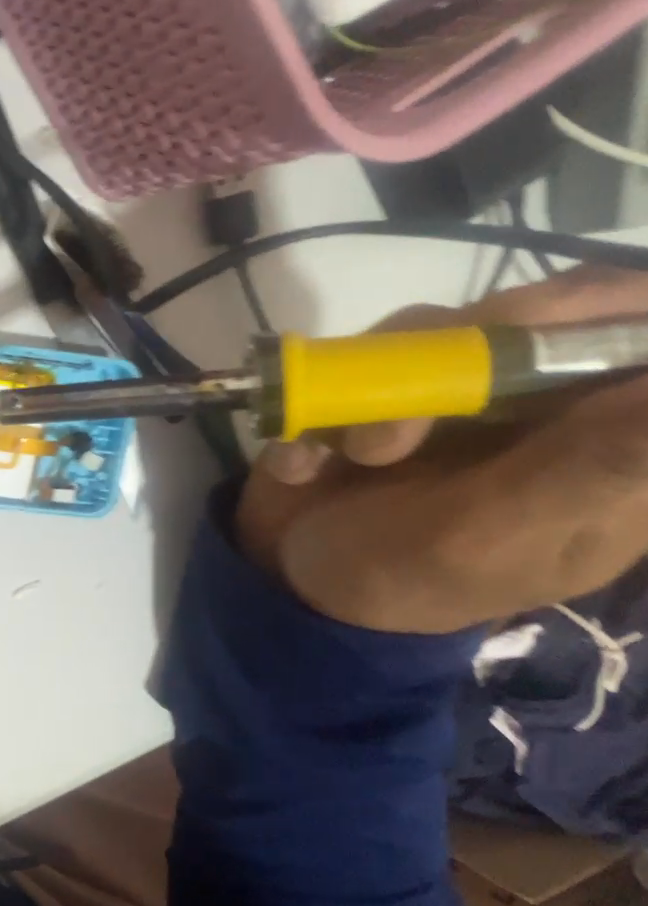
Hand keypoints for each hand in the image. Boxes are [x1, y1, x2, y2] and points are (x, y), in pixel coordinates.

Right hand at [236, 267, 647, 633]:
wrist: (291, 589)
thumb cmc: (404, 581)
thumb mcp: (494, 537)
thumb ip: (587, 467)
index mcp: (603, 448)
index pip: (636, 347)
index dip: (600, 316)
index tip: (527, 329)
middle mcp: (537, 408)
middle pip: (539, 317)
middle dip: (464, 348)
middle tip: (414, 389)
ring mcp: (452, 395)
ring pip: (433, 333)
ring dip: (372, 389)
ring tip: (352, 455)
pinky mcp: (374, 391)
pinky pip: (350, 362)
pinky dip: (313, 406)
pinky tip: (303, 462)